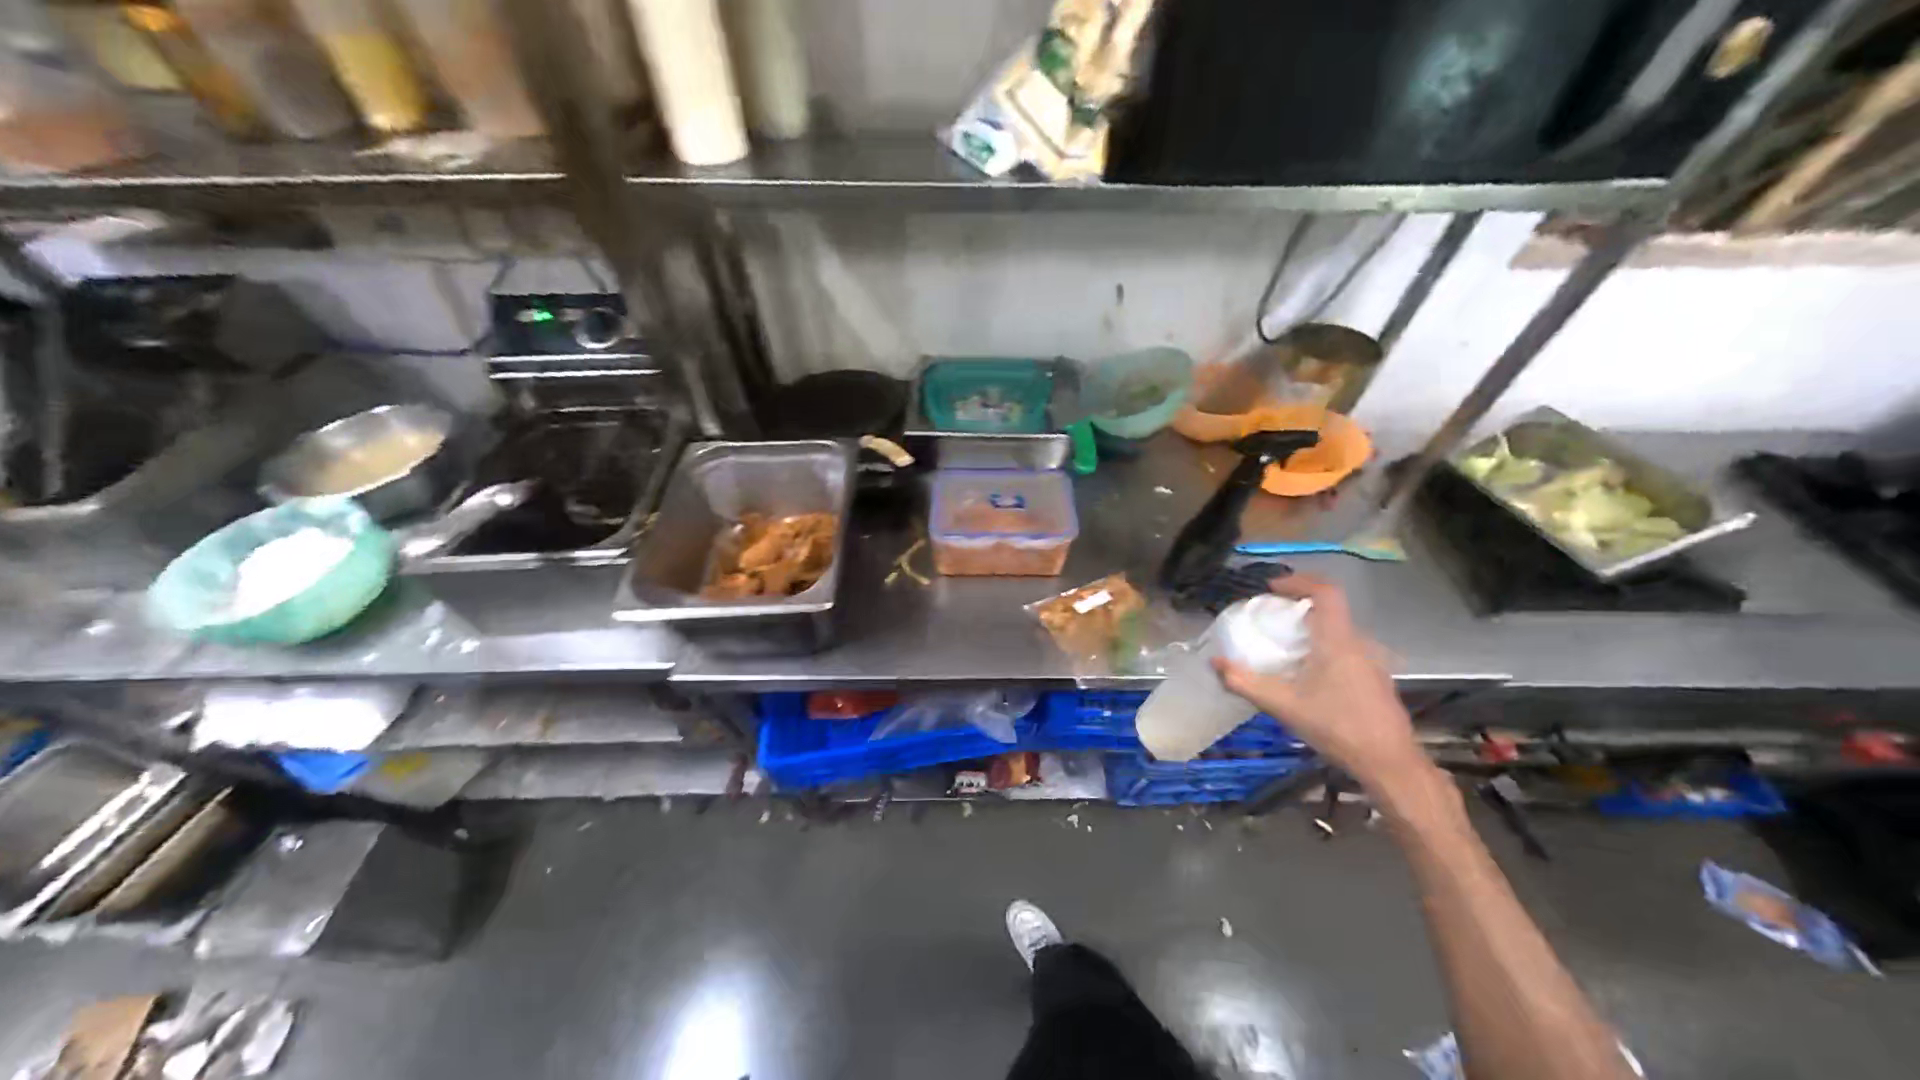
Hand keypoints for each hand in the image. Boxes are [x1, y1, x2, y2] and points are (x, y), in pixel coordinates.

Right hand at [1212, 575, 1428, 793]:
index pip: (1326, 592)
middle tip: (1271, 617)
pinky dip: (1324, 647)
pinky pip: (1347, 649)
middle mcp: (1359, 644)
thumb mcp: (1284, 705)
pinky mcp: (1376, 680)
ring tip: (1285, 645)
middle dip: (1300, 606)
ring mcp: (1372, 662)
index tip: (1272, 588)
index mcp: (1338, 640)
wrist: (1389, 763)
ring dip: (1312, 629)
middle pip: (1331, 610)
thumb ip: (1246, 682)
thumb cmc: (1337, 727)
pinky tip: (1308, 674)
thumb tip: (1216, 663)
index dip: (1299, 581)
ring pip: (1340, 631)